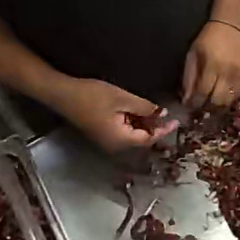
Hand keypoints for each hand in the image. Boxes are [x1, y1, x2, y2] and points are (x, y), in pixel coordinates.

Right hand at [47, 77, 177, 154]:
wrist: (63, 94)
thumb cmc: (92, 96)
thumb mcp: (122, 98)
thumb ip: (144, 108)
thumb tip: (161, 113)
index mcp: (121, 140)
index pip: (148, 139)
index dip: (163, 130)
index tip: (176, 121)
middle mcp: (114, 145)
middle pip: (141, 140)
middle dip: (154, 127)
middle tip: (166, 113)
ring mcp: (106, 140)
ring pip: (131, 135)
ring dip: (143, 124)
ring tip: (154, 109)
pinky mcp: (100, 133)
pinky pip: (122, 131)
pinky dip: (132, 122)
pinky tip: (136, 110)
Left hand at [182, 20, 239, 110]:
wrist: (230, 27)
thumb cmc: (206, 40)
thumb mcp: (192, 56)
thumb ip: (188, 79)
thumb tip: (186, 100)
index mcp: (212, 65)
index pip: (203, 93)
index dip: (194, 104)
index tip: (188, 108)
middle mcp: (228, 72)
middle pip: (217, 101)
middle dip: (206, 109)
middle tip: (199, 110)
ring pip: (229, 102)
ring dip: (217, 107)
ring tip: (209, 105)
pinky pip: (238, 95)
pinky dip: (228, 100)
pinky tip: (220, 97)